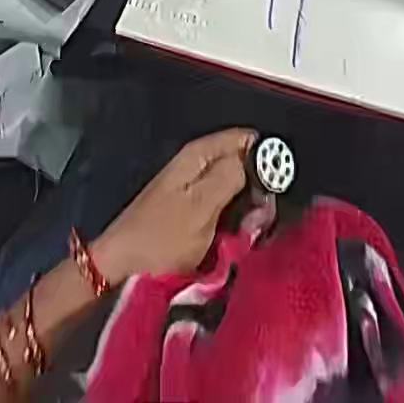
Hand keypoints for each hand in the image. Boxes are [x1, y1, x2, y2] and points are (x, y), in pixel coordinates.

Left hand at [92, 128, 254, 279]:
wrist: (125, 264)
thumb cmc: (161, 236)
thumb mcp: (201, 206)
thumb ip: (229, 176)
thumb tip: (256, 160)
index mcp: (198, 154)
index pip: (244, 139)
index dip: (265, 158)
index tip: (278, 184)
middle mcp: (197, 164)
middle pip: (243, 165)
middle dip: (258, 189)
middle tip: (260, 216)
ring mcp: (195, 188)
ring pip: (237, 190)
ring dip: (247, 210)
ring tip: (246, 232)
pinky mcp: (194, 211)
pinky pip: (225, 209)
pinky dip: (234, 222)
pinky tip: (234, 240)